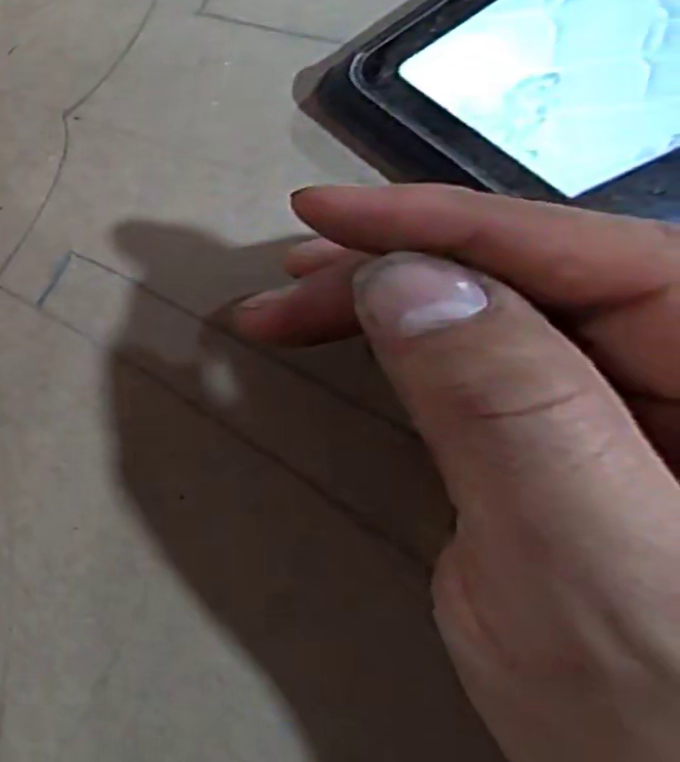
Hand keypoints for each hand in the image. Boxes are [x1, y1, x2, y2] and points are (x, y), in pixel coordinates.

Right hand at [235, 184, 679, 761]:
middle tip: (281, 286)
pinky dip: (411, 338)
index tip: (321, 211)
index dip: (454, 222)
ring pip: (516, 312)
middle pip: (554, 281)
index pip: (615, 263)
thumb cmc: (677, 731)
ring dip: (392, 297)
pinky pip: (500, 360)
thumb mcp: (586, 568)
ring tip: (291, 304)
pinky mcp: (604, 448)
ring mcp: (668, 424)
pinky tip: (360, 333)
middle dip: (401, 269)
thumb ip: (512, 413)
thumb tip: (409, 281)